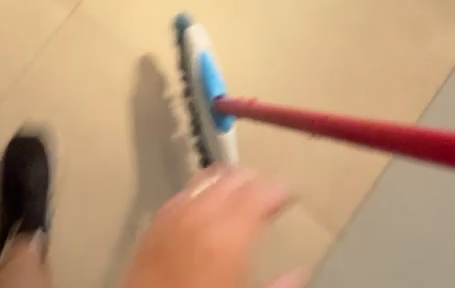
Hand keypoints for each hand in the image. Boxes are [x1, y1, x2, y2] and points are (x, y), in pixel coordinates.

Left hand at [122, 165, 303, 287]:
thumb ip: (277, 286)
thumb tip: (299, 273)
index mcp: (228, 236)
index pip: (260, 193)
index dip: (280, 189)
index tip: (292, 194)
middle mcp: (201, 214)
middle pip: (234, 178)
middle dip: (256, 181)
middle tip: (270, 195)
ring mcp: (174, 214)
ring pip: (208, 178)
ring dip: (228, 181)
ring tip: (243, 195)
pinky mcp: (156, 221)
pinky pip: (185, 192)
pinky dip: (203, 191)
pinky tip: (208, 206)